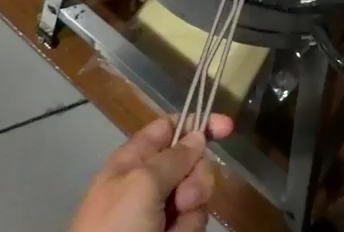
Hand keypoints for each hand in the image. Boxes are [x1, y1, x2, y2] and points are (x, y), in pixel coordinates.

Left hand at [66, 114, 234, 231]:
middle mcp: (151, 182)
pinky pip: (194, 224)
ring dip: (191, 212)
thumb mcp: (141, 185)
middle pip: (192, 163)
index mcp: (135, 159)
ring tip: (170, 231)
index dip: (197, 123)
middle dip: (196, 180)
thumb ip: (173, 158)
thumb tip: (197, 135)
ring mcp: (161, 211)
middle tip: (183, 199)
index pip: (170, 128)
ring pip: (197, 197)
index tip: (227, 128)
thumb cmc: (116, 227)